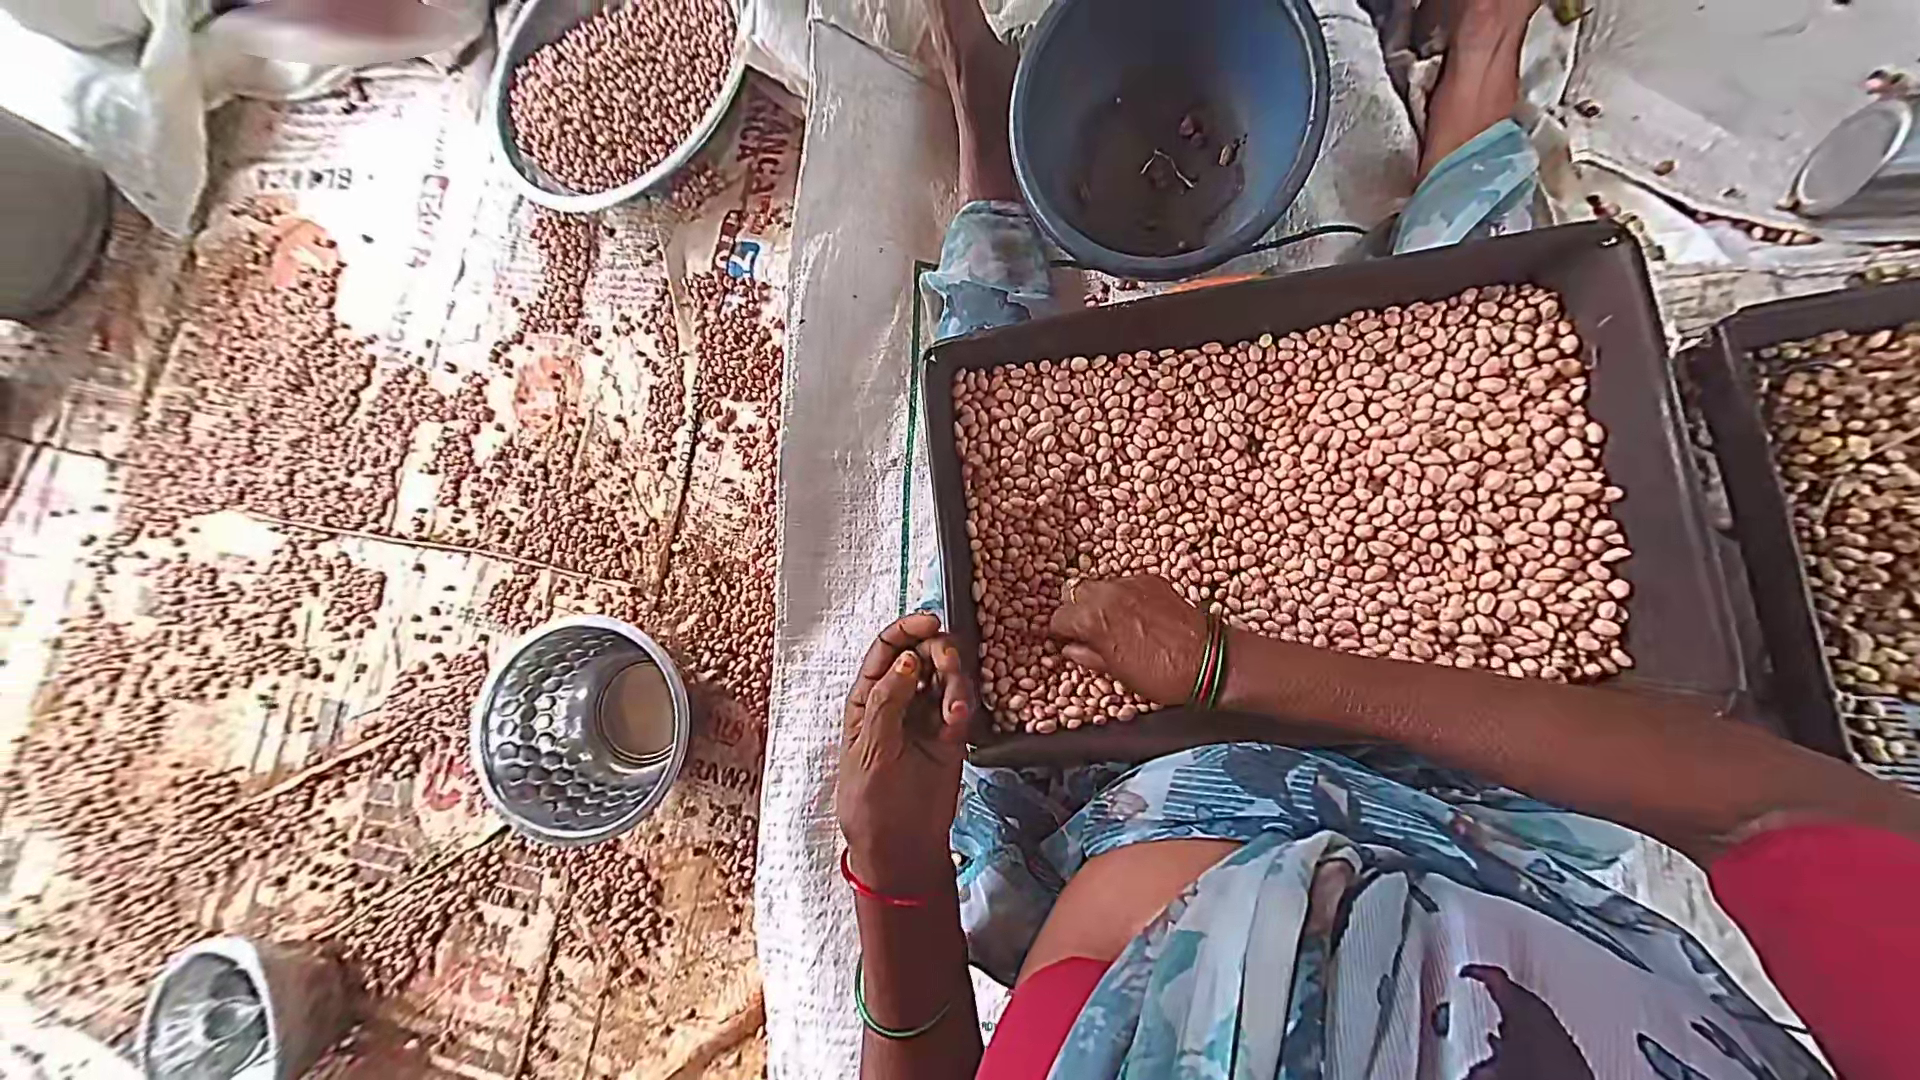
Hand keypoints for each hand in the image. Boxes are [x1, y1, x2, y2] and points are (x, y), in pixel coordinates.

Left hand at [835, 613, 975, 893]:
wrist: (900, 846)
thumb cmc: (869, 800)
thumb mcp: (868, 750)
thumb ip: (888, 702)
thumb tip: (907, 659)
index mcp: (869, 695)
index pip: (887, 648)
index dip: (907, 629)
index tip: (931, 622)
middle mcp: (900, 697)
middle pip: (922, 654)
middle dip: (937, 651)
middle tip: (948, 664)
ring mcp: (926, 713)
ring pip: (946, 675)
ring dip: (954, 679)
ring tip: (954, 707)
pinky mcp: (951, 731)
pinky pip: (961, 703)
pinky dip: (963, 704)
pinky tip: (958, 720)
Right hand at [1048, 576, 1209, 705]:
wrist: (1209, 661)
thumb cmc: (1161, 675)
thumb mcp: (1116, 672)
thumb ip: (1088, 656)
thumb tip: (1072, 649)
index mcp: (1092, 619)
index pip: (1059, 617)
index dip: (1061, 631)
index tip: (1068, 639)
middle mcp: (1106, 594)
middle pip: (1075, 592)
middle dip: (1077, 609)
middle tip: (1088, 629)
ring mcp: (1130, 584)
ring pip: (1100, 585)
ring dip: (1100, 600)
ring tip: (1113, 620)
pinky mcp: (1151, 580)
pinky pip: (1126, 583)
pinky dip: (1125, 595)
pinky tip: (1137, 614)